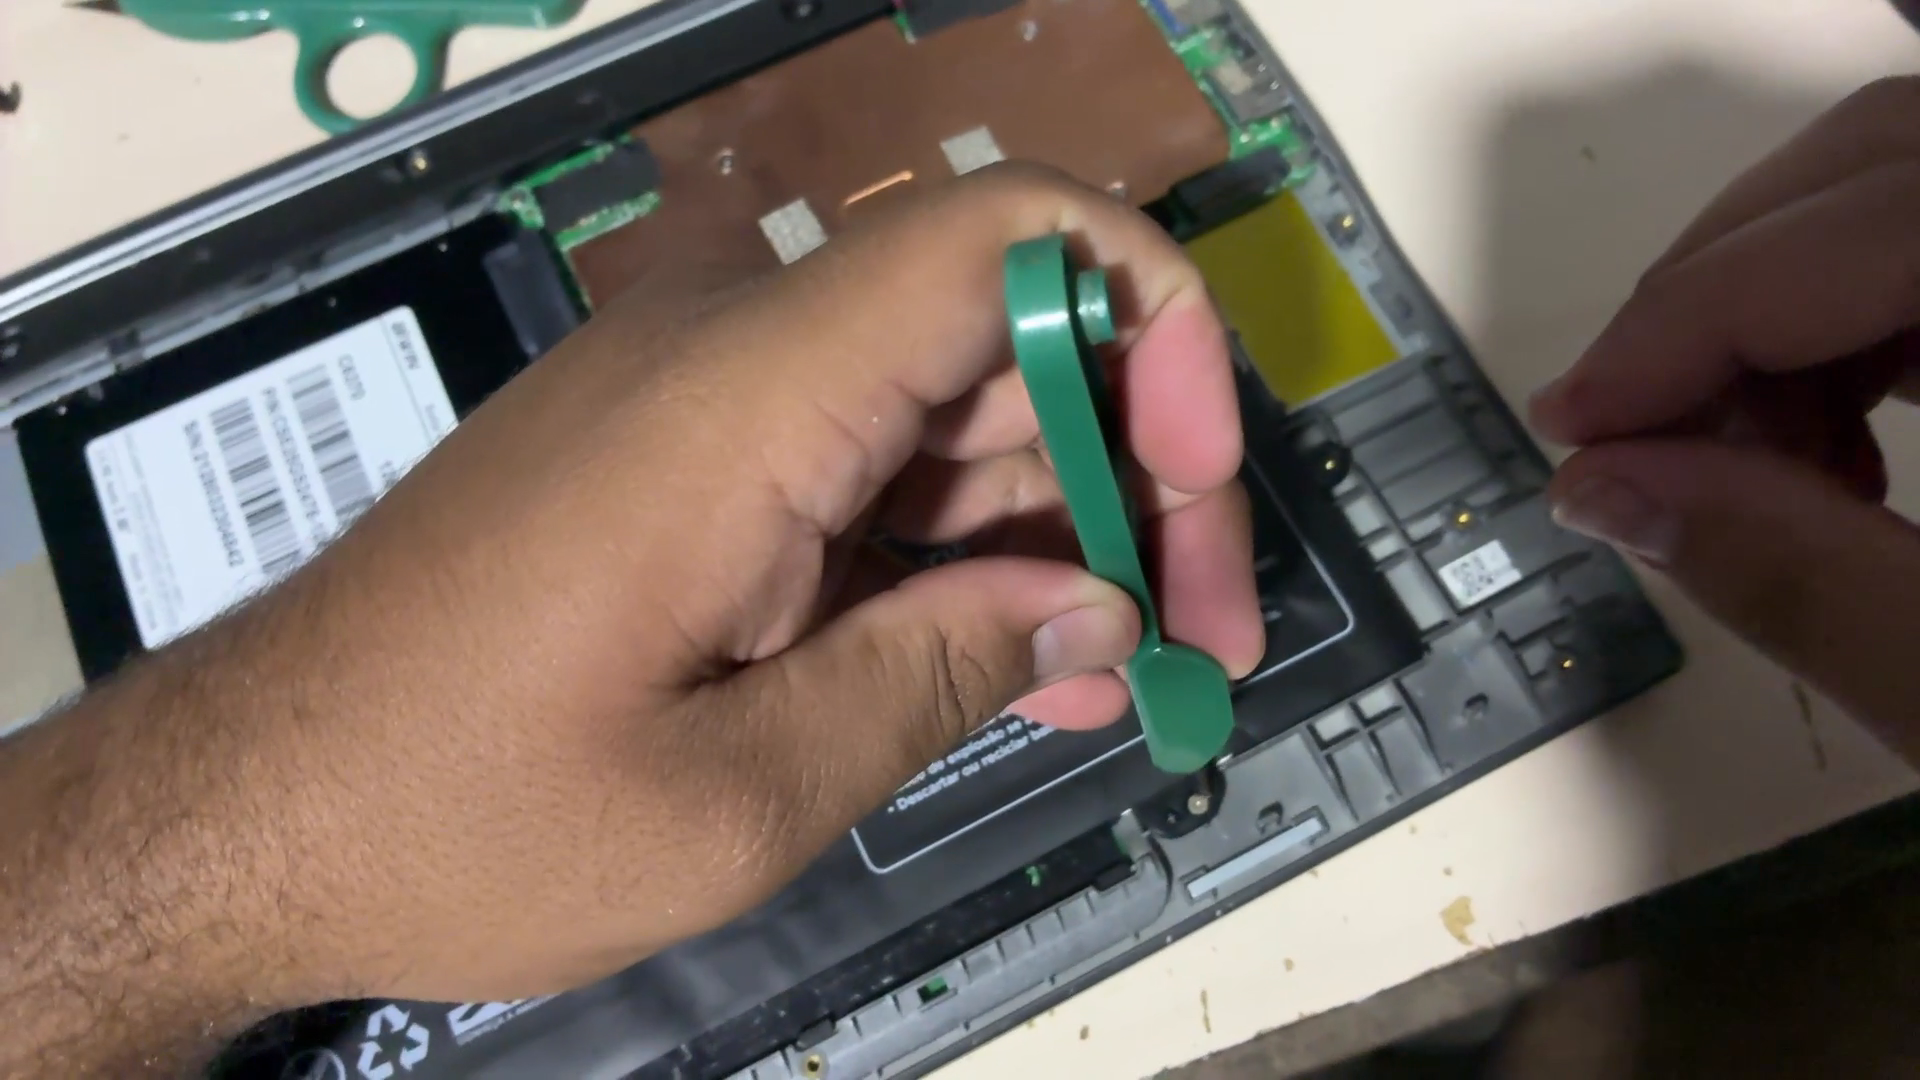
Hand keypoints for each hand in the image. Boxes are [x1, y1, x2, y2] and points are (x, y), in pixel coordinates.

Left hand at [0, 163, 1262, 1072]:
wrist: (252, 816)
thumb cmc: (469, 817)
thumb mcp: (738, 794)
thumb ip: (937, 680)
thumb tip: (1102, 617)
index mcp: (755, 398)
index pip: (998, 241)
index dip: (1144, 316)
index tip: (1206, 467)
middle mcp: (756, 366)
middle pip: (1013, 352)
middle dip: (1137, 479)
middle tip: (1205, 633)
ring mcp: (745, 423)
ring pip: (969, 431)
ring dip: (1068, 541)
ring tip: (1140, 675)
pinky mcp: (732, 484)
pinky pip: (899, 496)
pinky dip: (979, 570)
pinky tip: (1037, 668)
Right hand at [1529, 76, 1919, 759]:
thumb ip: (1797, 580)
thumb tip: (1591, 489)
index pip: (1877, 224)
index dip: (1682, 322)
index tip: (1570, 427)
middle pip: (1886, 159)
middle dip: (1709, 303)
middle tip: (1637, 439)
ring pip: (1893, 190)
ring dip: (1761, 327)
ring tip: (1744, 464)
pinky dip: (1832, 336)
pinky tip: (1826, 442)